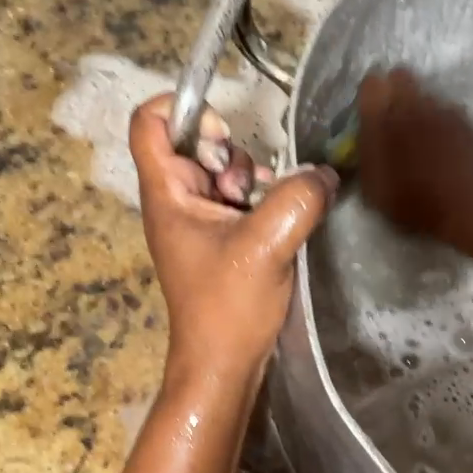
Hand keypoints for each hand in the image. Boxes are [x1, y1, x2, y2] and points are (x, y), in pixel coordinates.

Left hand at [129, 94, 338, 384]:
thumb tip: (325, 174)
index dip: (180, 108)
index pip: (148, 123)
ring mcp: (200, 220)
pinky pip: (241, 199)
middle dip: (232, 153)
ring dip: (254, 179)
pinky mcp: (222, 239)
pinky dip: (263, 200)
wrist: (224, 364)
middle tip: (249, 188)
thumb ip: (297, 200)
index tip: (222, 131)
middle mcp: (177, 200)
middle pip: (194, 142)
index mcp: (166, 194)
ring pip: (224, 170)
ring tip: (267, 211)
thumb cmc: (228, 307)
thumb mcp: (266, 246)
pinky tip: (279, 223)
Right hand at [355, 67, 472, 245]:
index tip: (368, 112)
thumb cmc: (414, 202)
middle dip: (393, 89)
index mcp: (383, 119)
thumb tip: (363, 138)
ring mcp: (441, 108)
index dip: (368, 94)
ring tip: (420, 134)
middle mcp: (412, 104)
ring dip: (418, 105)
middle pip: (400, 75)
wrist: (467, 205)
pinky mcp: (464, 118)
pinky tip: (442, 143)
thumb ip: (365, 155)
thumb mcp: (374, 188)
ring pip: (424, 91)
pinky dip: (439, 119)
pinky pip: (444, 108)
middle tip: (392, 117)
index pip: (370, 83)